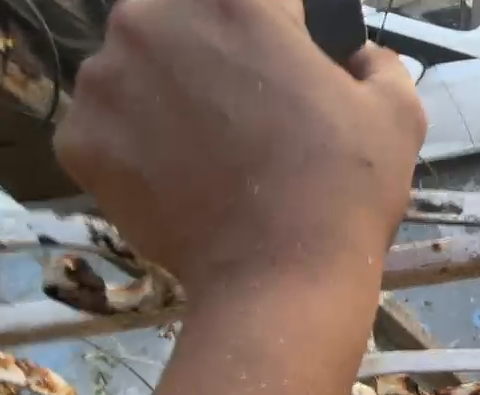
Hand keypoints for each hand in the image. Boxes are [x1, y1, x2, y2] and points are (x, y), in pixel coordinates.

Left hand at [54, 0, 426, 304]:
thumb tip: (359, 55)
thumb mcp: (398, 119)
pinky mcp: (81, 139)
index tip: (305, 87)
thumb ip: (381, 64)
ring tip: (224, 169)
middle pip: (191, 29)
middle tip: (262, 134)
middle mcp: (149, 16)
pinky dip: (147, 156)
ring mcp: (103, 79)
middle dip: (226, 68)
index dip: (294, 42)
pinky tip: (191, 191)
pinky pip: (116, 133)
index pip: (267, 1)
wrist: (286, 281)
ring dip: (179, 107)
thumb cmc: (347, 193)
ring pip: (145, 77)